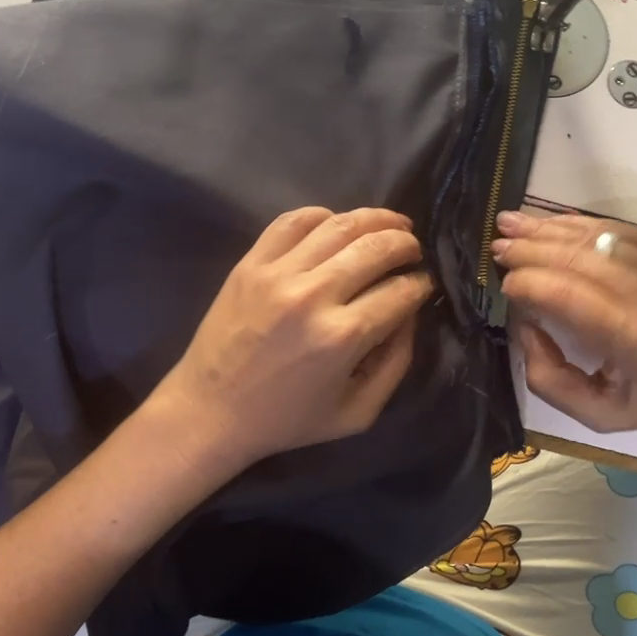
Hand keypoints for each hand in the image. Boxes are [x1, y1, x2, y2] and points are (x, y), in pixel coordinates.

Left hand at [149, 206, 433, 471]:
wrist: (211, 411)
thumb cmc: (287, 420)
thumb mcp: (357, 413)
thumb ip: (396, 364)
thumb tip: (412, 313)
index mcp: (342, 337)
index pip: (401, 291)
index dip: (422, 284)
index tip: (426, 283)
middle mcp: (313, 295)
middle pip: (377, 247)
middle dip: (407, 244)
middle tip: (414, 250)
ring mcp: (277, 273)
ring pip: (339, 224)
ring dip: (376, 219)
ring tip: (392, 225)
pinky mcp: (250, 263)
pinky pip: (292, 221)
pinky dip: (322, 215)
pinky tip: (337, 225)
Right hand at [491, 210, 636, 464]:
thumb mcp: (599, 415)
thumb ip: (549, 378)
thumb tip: (522, 323)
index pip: (568, 295)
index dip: (528, 283)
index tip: (502, 285)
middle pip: (576, 258)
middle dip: (529, 250)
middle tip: (495, 249)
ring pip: (592, 235)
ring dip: (545, 228)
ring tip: (507, 223)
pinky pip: (613, 227)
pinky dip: (575, 223)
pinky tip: (547, 222)